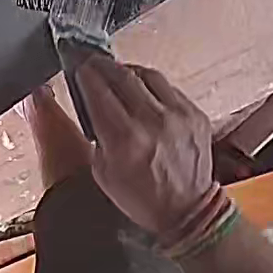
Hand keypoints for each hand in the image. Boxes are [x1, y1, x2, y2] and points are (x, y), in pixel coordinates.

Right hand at [75, 56, 216, 239]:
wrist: (187, 211)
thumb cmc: (142, 197)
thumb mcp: (102, 171)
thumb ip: (96, 134)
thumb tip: (93, 103)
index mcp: (124, 139)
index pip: (99, 91)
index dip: (85, 74)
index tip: (78, 66)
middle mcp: (152, 122)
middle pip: (122, 76)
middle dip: (103, 66)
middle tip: (92, 62)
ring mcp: (178, 116)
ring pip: (147, 75)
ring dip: (127, 70)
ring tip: (116, 72)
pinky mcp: (195, 115)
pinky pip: (168, 88)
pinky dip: (150, 85)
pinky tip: (141, 90)